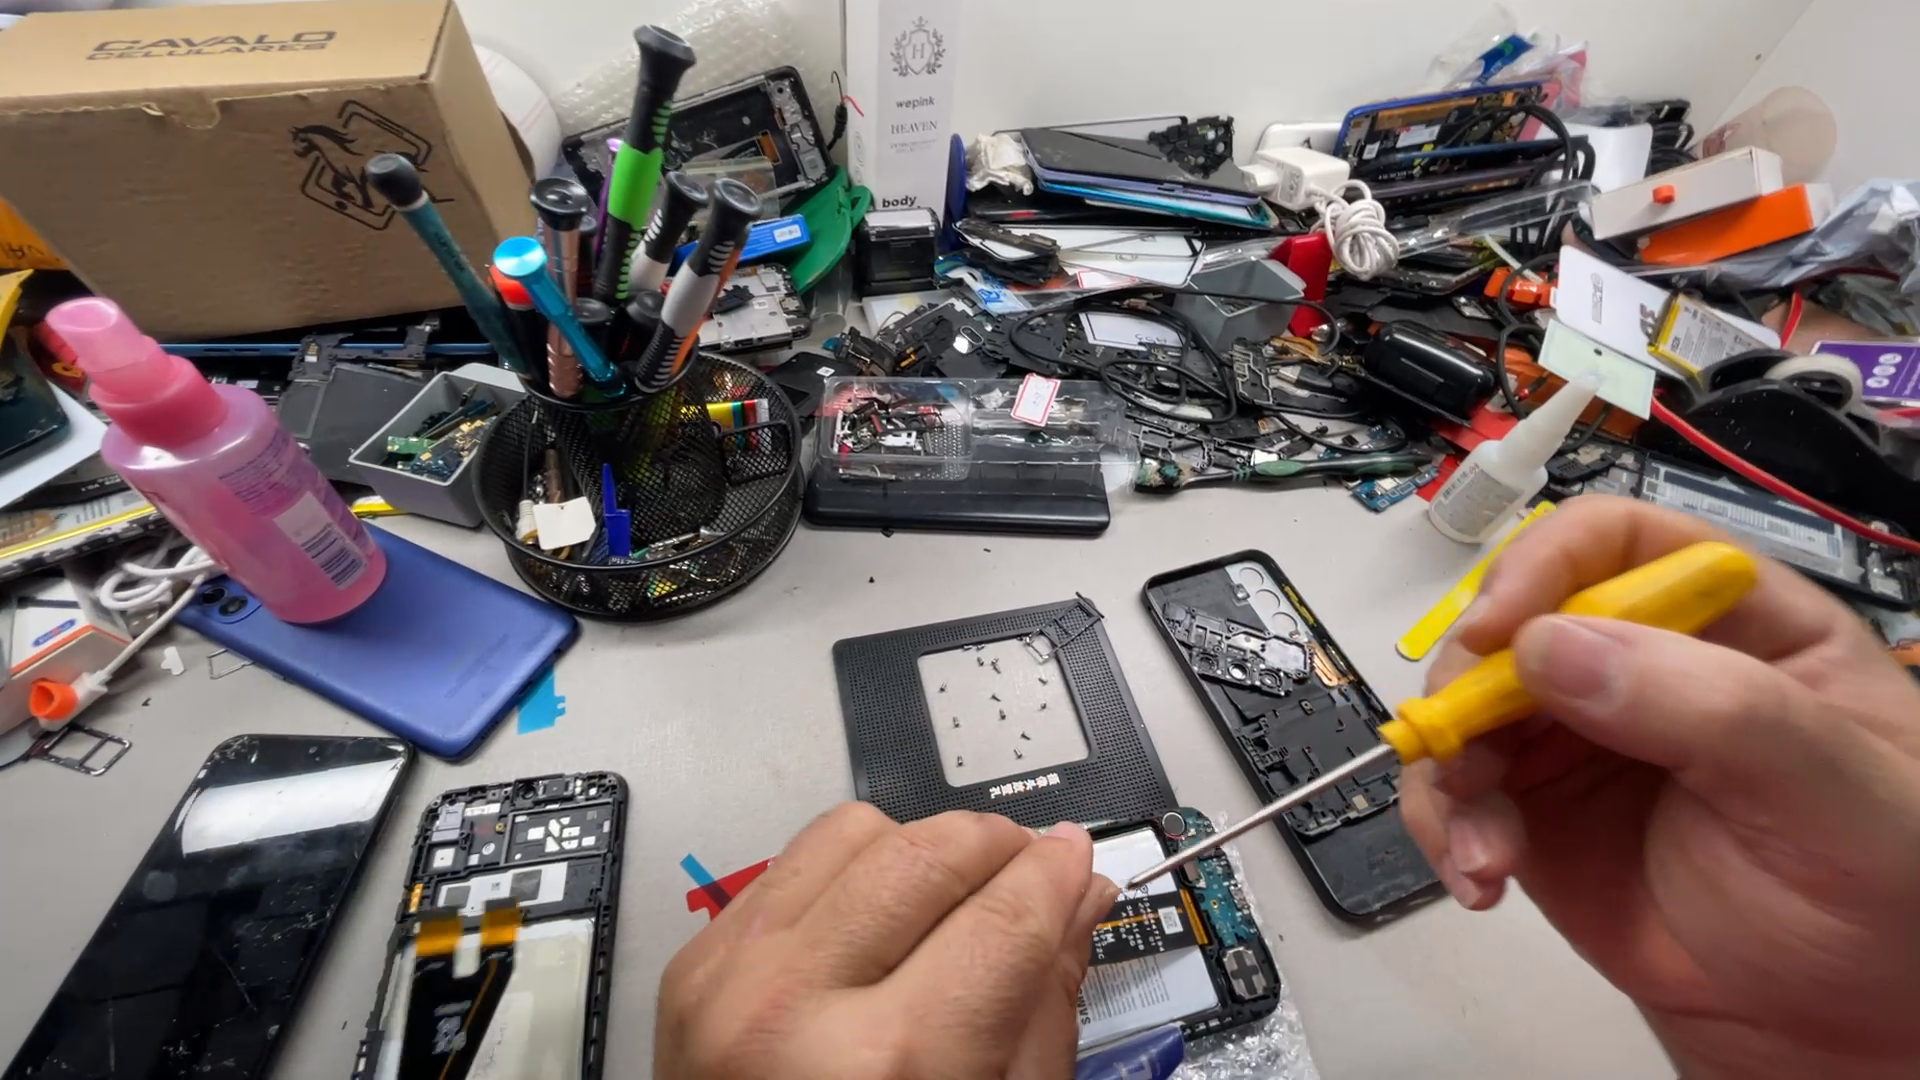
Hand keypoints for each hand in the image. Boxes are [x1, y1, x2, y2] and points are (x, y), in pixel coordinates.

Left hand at [655, 804, 1117, 1078]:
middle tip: (1024, 861)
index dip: (1053, 875)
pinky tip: (877, 913)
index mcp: (885, 1071)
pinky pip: (800, 854)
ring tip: (945, 894)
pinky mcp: (699, 959)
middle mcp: (794, 1010)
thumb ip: (1043, 1002)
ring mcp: (731, 976)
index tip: (1072, 853)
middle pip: (925, 856)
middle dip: (994, 842)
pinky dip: (855, 863)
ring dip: (920, 845)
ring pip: (857, 830)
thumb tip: (1080, 890)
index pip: (1000, 924)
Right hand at [1400, 496, 1919, 1078]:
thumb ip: (1717, 712)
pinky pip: (1440, 779)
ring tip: (1484, 852)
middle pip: (1502, 622)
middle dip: (1467, 690)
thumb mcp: (1840, 802)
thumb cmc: (1874, 905)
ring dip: (1447, 772)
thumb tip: (1547, 645)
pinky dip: (1439, 824)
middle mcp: (1622, 660)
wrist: (1812, 1019)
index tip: (1495, 631)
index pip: (1608, 542)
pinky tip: (1477, 875)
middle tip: (1470, 760)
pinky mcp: (1512, 786)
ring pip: (1452, 701)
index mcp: (1720, 626)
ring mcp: (1557, 724)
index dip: (1542, 566)